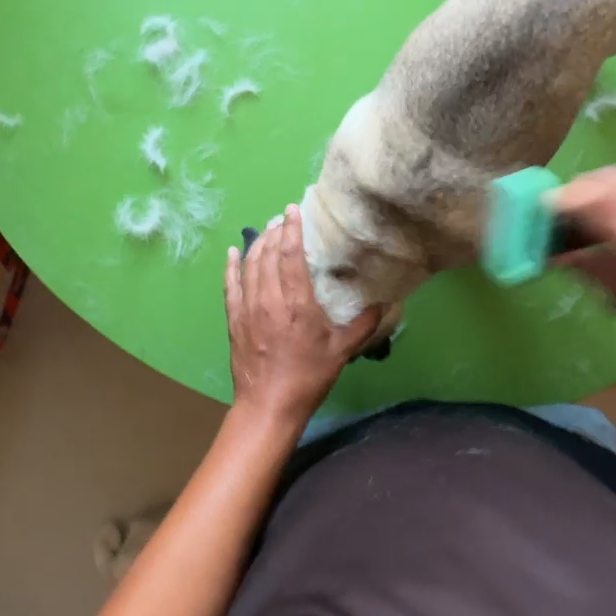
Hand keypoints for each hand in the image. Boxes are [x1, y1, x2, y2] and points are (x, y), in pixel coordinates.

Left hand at [223, 205, 381, 423]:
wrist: (268, 405)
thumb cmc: (308, 377)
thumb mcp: (341, 351)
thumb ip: (362, 325)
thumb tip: (385, 304)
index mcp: (297, 304)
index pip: (291, 256)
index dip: (292, 230)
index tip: (293, 210)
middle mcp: (269, 300)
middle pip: (268, 255)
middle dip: (275, 232)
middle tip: (282, 219)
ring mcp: (248, 308)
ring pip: (249, 266)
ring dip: (258, 244)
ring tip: (267, 231)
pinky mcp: (234, 319)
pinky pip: (231, 285)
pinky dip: (232, 266)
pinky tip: (234, 253)